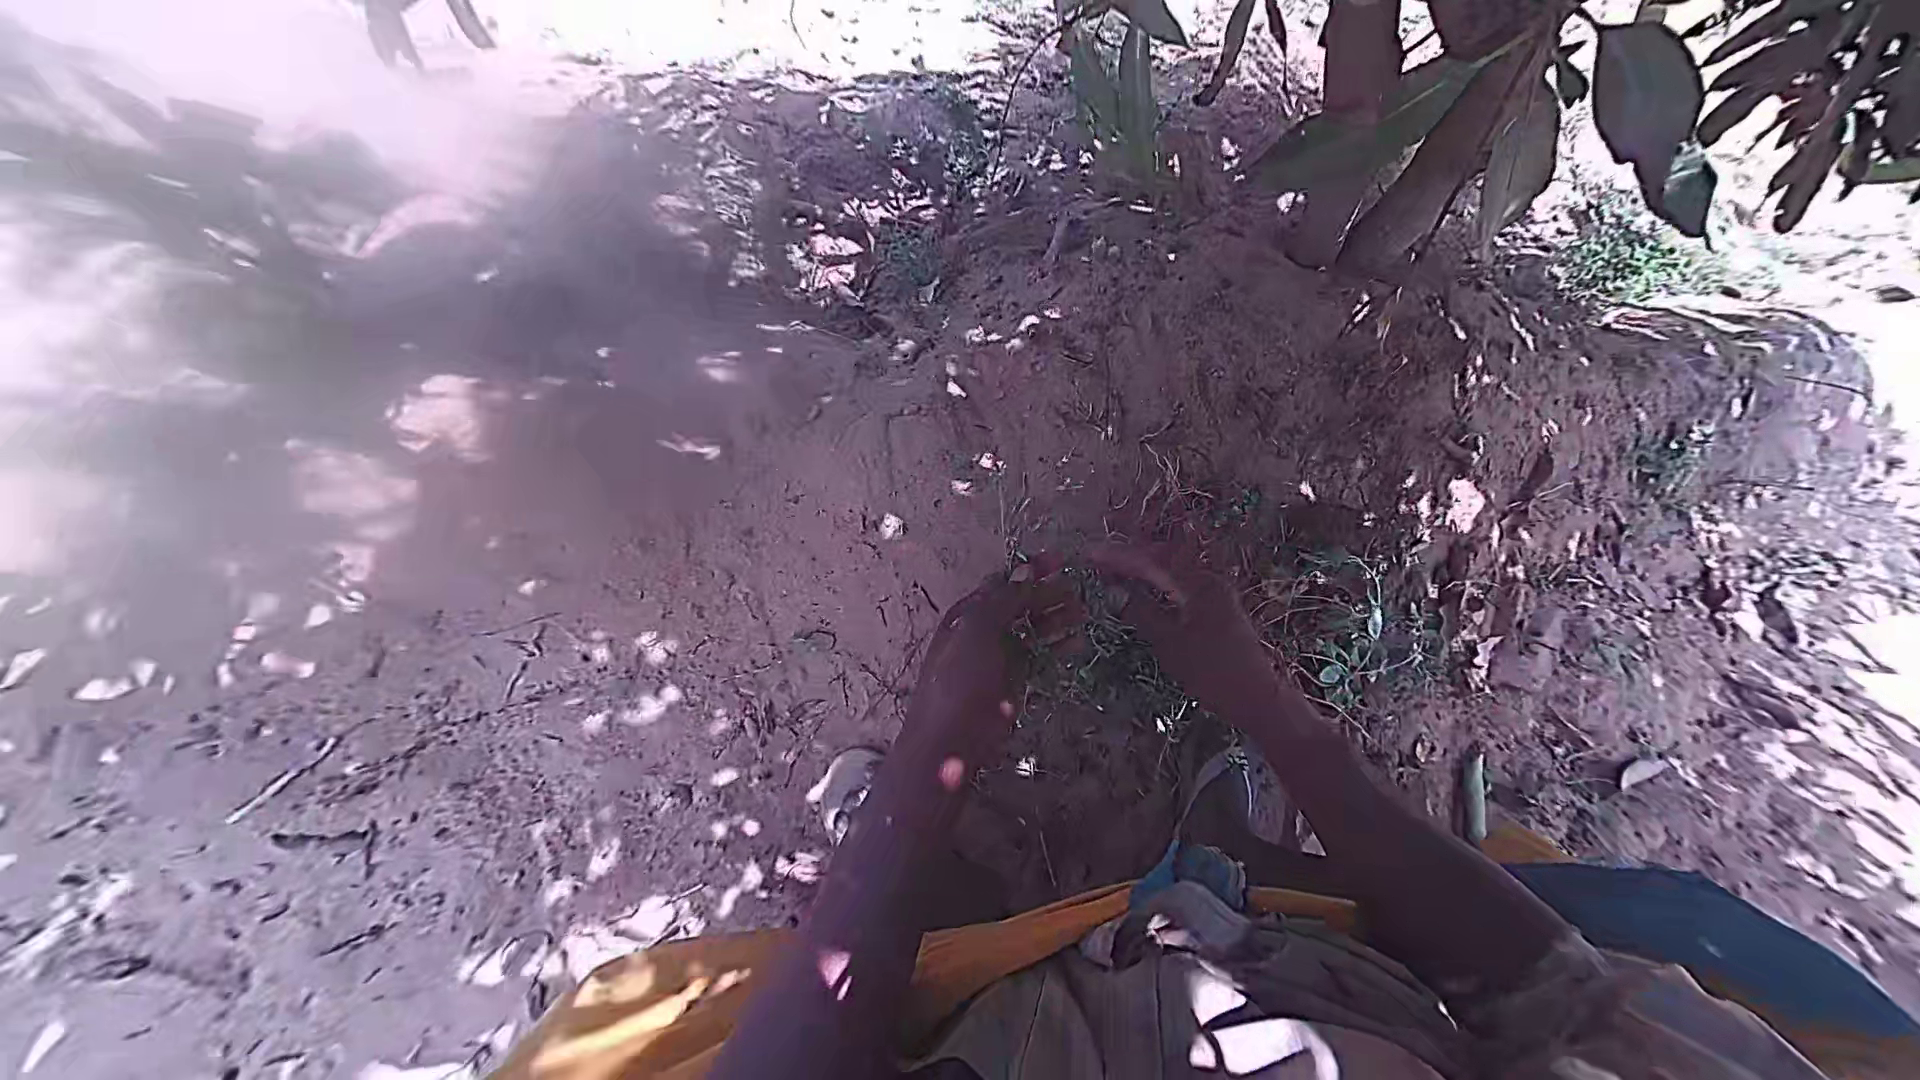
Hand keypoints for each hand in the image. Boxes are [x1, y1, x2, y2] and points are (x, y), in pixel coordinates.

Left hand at [898, 555, 1079, 764]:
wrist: (949, 742)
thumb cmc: (958, 682)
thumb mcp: (977, 630)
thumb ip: (1002, 600)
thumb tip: (1025, 572)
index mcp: (968, 613)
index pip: (1003, 583)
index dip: (1030, 570)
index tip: (1060, 561)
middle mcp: (982, 631)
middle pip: (1020, 604)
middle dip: (1047, 593)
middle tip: (1077, 587)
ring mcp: (998, 657)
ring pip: (1031, 629)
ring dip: (1056, 618)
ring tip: (1082, 610)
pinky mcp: (1011, 682)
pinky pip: (1037, 656)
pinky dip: (1056, 646)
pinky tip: (1076, 642)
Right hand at [1086, 544, 1282, 725]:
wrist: (1257, 699)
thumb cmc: (1212, 672)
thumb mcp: (1169, 643)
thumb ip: (1141, 612)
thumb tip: (1115, 592)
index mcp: (1198, 584)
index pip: (1151, 562)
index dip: (1119, 558)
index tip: (1091, 555)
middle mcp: (1208, 581)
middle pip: (1162, 560)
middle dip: (1129, 559)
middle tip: (1098, 560)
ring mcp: (1214, 594)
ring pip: (1170, 573)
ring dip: (1142, 570)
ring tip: (1113, 571)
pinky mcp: (1215, 609)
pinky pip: (1178, 587)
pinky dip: (1156, 585)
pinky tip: (1142, 589)